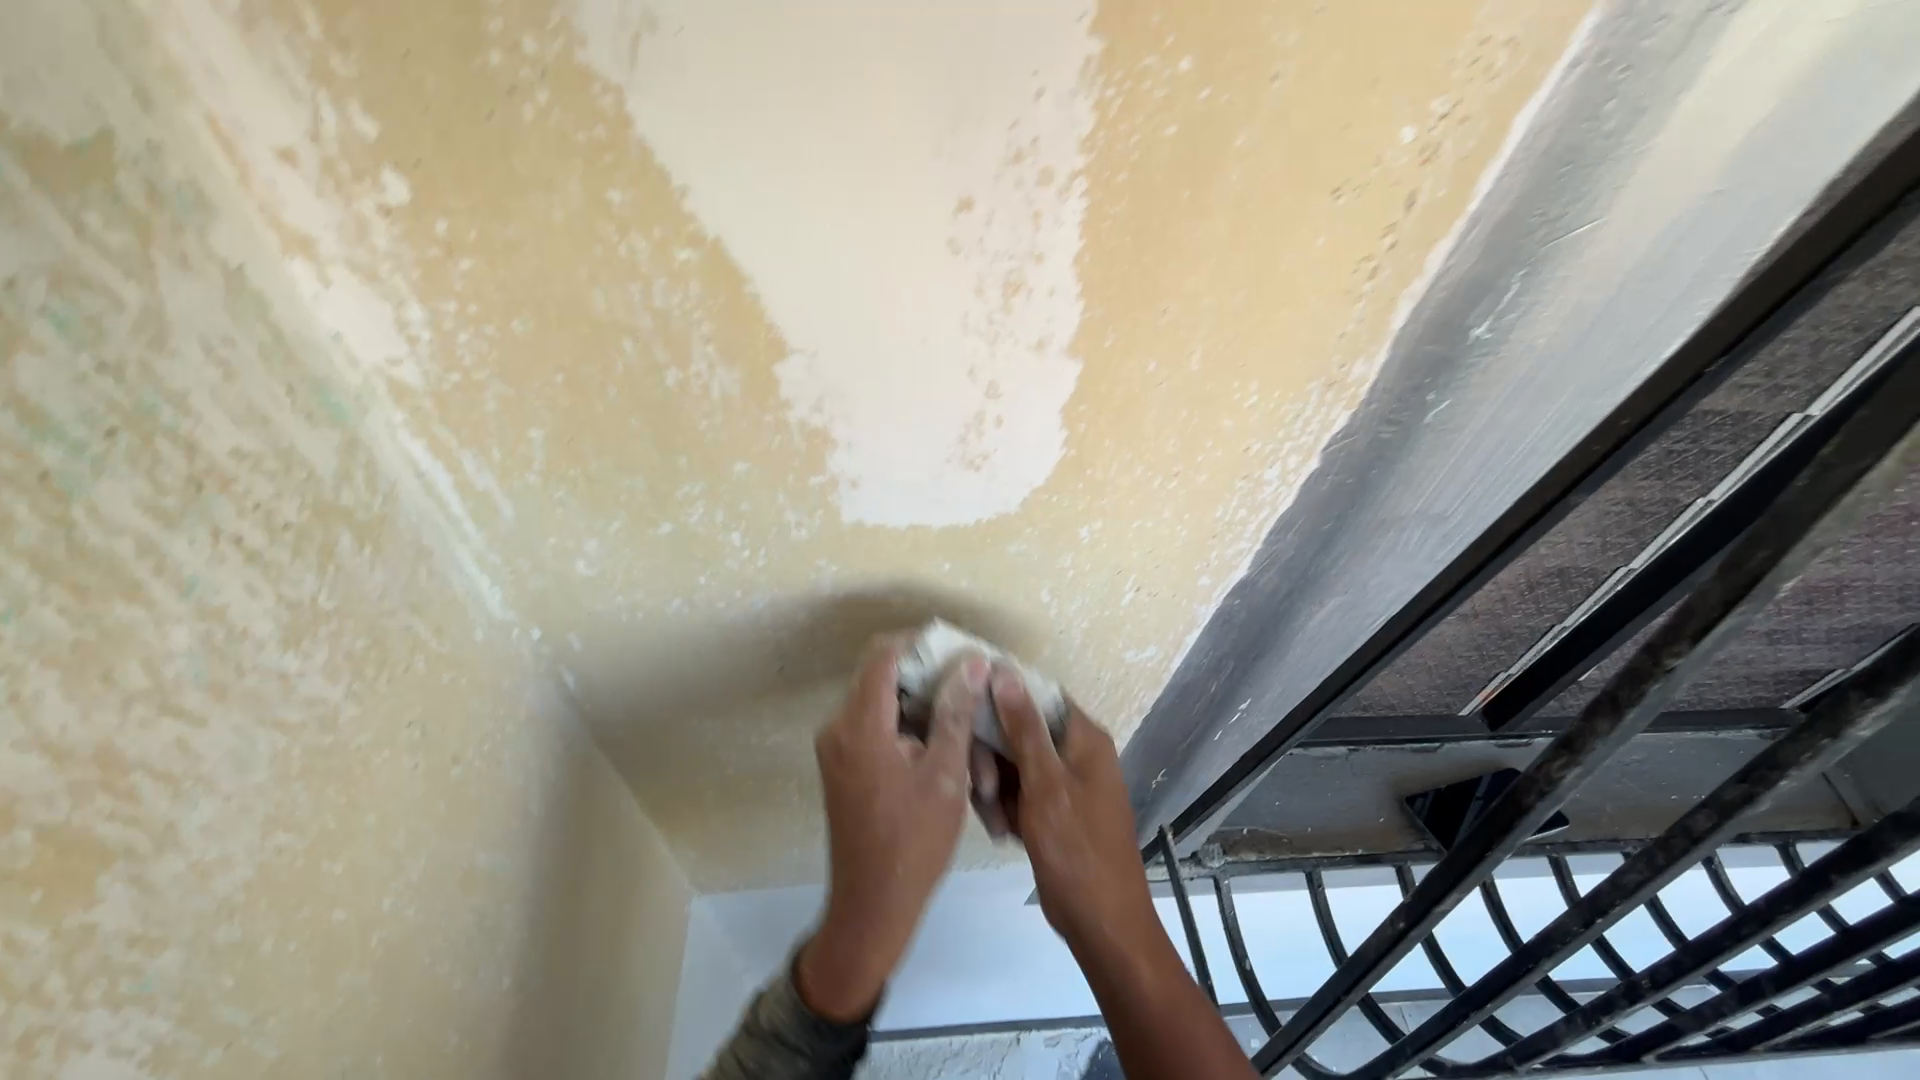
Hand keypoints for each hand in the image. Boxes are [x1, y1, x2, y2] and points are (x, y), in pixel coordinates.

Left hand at [795, 637, 984, 1021]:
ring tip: (970, 737)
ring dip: (928, 715)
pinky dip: (913, 734)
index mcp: (859, 724)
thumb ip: (955, 712)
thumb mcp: (945, 774)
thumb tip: (971, 662)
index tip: (960, 649)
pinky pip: (880, 730)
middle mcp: (839, 727)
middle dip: (932, 683)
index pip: (884, 654)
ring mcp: (838, 748)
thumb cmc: (914, 840)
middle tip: (974, 692)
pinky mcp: (844, 765)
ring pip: (888, 707)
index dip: (921, 642)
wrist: (872, 904)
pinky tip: (949, 754)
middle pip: (886, 678)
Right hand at [984, 670, 1159, 956]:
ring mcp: (1063, 784)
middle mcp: (1075, 753)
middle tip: (983, 791)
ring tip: (995, 822)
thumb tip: (1004, 671)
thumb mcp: (1045, 784)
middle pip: (1018, 732)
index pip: (1034, 695)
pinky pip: (1018, 794)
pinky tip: (1002, 834)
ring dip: (995, 791)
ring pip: (1012, 766)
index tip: (965, 714)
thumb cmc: (1075, 849)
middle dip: (993, 760)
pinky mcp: (1052, 812)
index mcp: (1082, 737)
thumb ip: (1023, 727)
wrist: (1101, 922)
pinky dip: (1006, 810)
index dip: (999, 700)